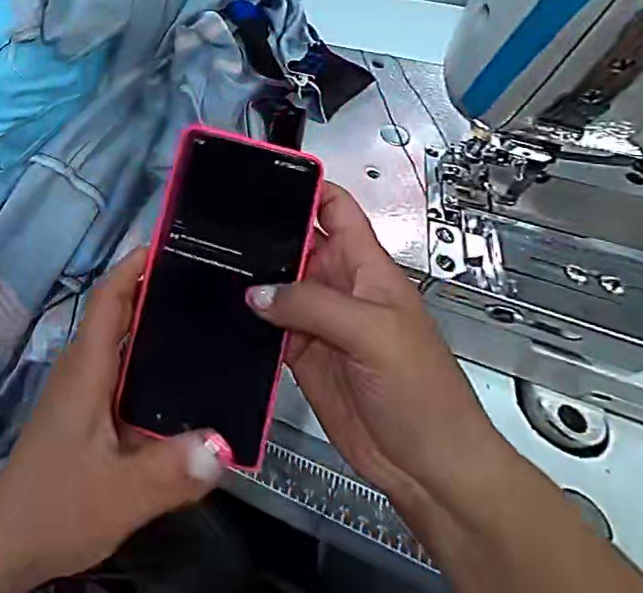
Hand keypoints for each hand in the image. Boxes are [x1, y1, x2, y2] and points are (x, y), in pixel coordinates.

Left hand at [0, 249, 227, 588]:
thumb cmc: (56, 507)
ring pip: (120, 340)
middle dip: (155, 288)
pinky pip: (121, 367)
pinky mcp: (85, 410)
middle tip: (207, 281)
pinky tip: (180, 378)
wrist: (7, 542)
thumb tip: (224, 444)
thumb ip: (171, 471)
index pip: (109, 297)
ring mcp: (81, 388)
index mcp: (87, 367)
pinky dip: (148, 358)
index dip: (135, 265)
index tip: (171, 245)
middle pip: (118, 311)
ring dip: (153, 323)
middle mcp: (82, 367)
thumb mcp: (120, 494)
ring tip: (204, 319)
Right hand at [246, 182, 500, 513]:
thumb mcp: (373, 333)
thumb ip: (313, 304)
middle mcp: (338, 286)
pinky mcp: (301, 354)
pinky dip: (247, 318)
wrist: (427, 467)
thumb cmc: (424, 392)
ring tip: (214, 262)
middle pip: (296, 242)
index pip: (335, 208)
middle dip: (264, 232)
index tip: (265, 175)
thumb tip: (258, 294)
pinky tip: (225, 311)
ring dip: (251, 278)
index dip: (306, 186)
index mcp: (365, 266)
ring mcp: (318, 320)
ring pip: (276, 284)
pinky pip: (268, 325)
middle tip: (222, 223)